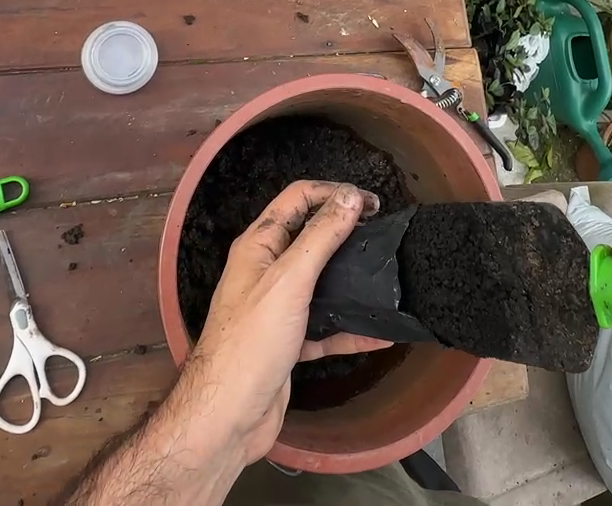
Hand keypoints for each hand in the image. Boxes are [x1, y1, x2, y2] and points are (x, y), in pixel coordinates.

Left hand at [165, 181, 391, 464]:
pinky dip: (350, 326)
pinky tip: (379, 332)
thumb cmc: (249, 345)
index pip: (298, 198)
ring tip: (384, 276)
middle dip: (346, 232)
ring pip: (320, 282)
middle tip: (381, 234)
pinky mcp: (289, 341)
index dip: (333, 193)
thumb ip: (320, 236)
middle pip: (311, 236)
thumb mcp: (290, 280)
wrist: (227, 419)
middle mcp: (266, 271)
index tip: (371, 203)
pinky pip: (326, 326)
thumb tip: (348, 196)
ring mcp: (277, 307)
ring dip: (350, 279)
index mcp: (259, 246)